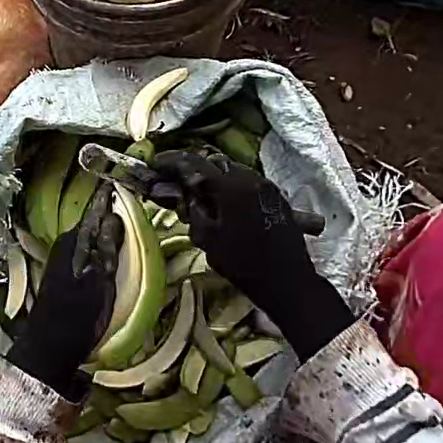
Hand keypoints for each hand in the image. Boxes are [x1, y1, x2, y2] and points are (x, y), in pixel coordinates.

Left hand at [7, 184, 119, 398]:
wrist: (51, 347)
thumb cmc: (78, 316)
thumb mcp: (100, 282)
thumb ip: (106, 248)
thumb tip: (113, 214)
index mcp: (75, 242)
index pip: (95, 210)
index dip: (109, 195)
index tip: (122, 177)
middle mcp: (67, 245)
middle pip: (93, 221)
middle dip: (109, 207)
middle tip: (131, 193)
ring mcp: (65, 259)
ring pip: (90, 234)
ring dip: (106, 225)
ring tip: (127, 214)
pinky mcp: (67, 273)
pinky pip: (88, 248)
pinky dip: (101, 243)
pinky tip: (112, 246)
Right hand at [144, 150, 351, 359]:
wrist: (287, 281)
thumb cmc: (241, 262)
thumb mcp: (206, 238)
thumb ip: (192, 210)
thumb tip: (183, 195)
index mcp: (230, 186)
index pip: (194, 162)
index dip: (171, 161)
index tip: (156, 164)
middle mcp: (250, 179)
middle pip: (215, 162)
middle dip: (194, 168)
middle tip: (177, 181)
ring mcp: (267, 186)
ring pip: (233, 170)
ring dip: (214, 177)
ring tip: (201, 194)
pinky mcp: (277, 197)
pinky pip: (247, 181)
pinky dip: (231, 185)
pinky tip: (224, 203)